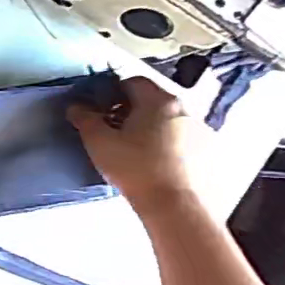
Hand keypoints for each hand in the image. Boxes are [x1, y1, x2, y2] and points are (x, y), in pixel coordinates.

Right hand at [67, 75, 202, 211]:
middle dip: (130, 109)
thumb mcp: (99, 142)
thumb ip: (85, 119)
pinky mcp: (208, 150)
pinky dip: (166, 142)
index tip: (100, 107)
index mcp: (158, 101)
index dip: (112, 91)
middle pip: (151, 99)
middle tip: (112, 127)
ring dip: (149, 126)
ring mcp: (200, 129)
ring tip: (131, 147)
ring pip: (167, 118)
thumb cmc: (135, 168)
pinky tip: (152, 160)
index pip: (132, 81)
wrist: (174, 203)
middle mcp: (184, 108)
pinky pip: (181, 136)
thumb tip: (76, 107)